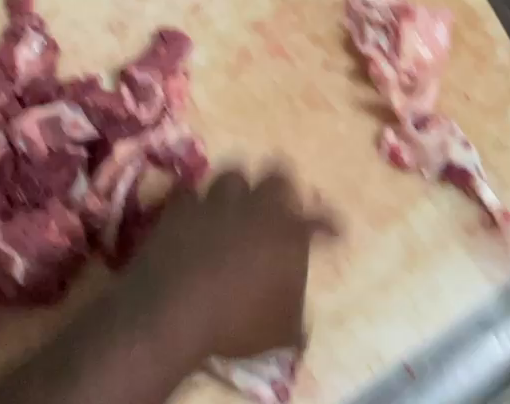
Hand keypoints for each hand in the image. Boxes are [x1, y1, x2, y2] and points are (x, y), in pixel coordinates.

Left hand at [124, 167, 337, 361]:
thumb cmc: (236, 323)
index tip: (334, 231)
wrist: (175, 309)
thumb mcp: (280, 333)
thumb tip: (300, 326)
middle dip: (282, 188)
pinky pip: (191, 193)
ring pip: (233, 175)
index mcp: (288, 233)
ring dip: (237, 189)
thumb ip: (295, 319)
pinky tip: (194, 214)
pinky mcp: (181, 206)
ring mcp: (217, 201)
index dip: (329, 224)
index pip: (320, 221)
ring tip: (235, 204)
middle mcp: (257, 207)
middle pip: (277, 176)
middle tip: (279, 206)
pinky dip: (195, 203)